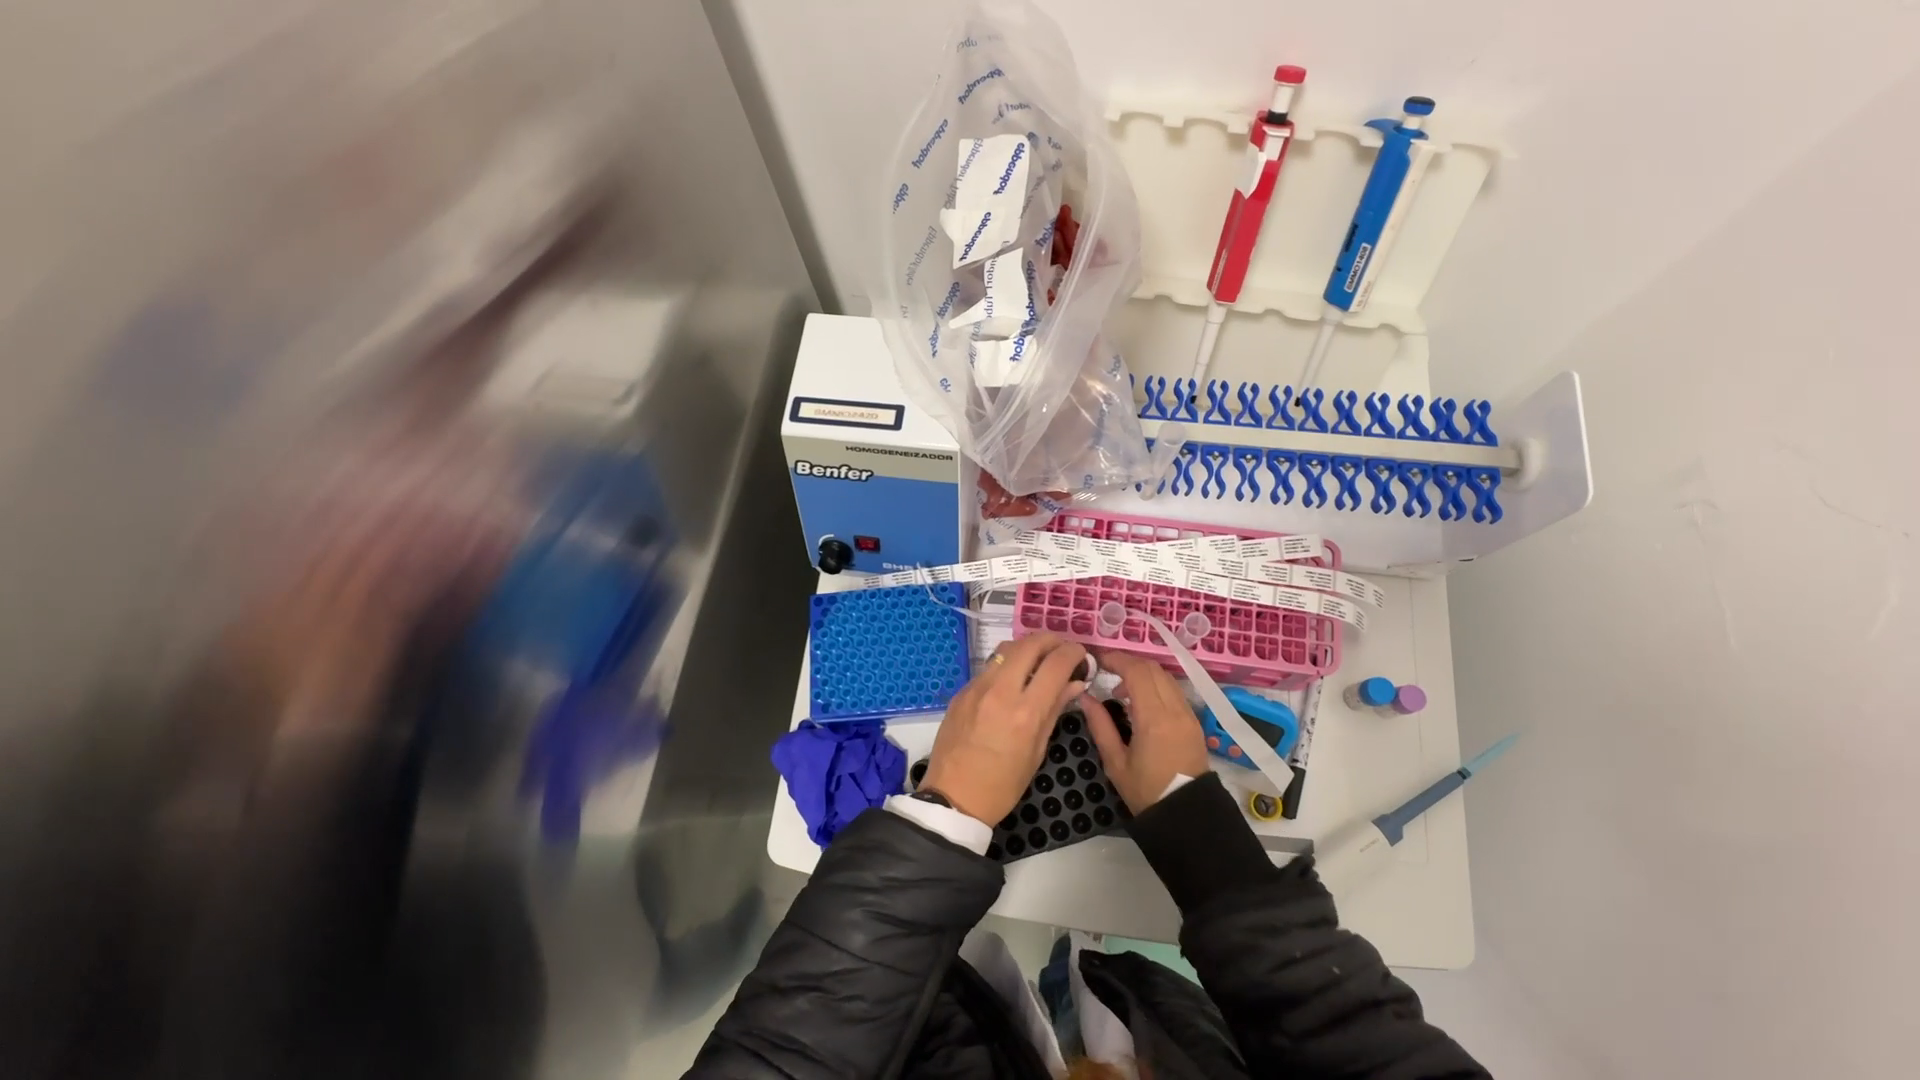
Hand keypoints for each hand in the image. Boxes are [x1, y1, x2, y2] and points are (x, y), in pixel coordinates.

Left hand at [921, 633, 1089, 824]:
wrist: (954, 798)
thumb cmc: (1003, 785)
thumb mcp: (1037, 751)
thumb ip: (1055, 710)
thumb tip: (1074, 682)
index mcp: (1025, 711)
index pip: (1056, 664)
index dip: (1073, 653)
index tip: (1080, 655)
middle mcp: (1000, 691)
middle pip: (1029, 644)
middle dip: (1051, 640)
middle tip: (1062, 649)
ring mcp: (977, 688)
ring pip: (1006, 649)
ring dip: (1027, 648)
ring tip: (1039, 660)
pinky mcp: (961, 692)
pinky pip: (989, 668)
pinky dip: (1006, 666)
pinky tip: (1013, 681)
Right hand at [1083, 650, 1209, 812]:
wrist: (1187, 813)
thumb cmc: (1146, 791)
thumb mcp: (1115, 762)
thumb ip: (1100, 725)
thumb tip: (1084, 697)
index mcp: (1154, 719)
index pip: (1137, 672)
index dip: (1117, 660)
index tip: (1097, 661)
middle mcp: (1175, 710)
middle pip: (1153, 669)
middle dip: (1128, 663)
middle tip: (1105, 671)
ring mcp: (1188, 714)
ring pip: (1165, 677)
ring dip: (1143, 674)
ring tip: (1120, 690)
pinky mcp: (1193, 721)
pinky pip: (1173, 691)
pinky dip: (1155, 686)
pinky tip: (1140, 703)